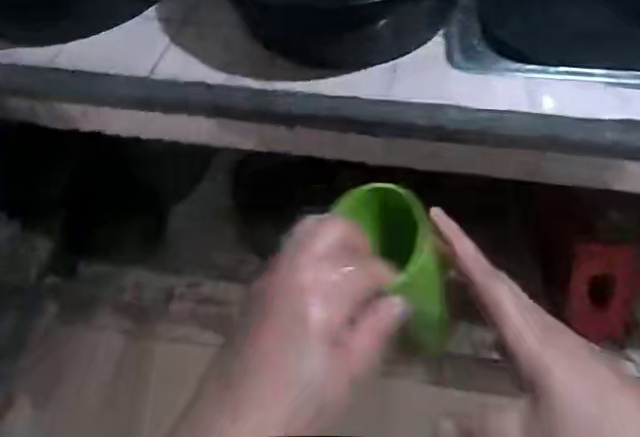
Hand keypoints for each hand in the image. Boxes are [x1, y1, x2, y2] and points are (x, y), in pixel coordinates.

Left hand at [170, 214, 409, 436]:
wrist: (238, 412)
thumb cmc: (300, 402)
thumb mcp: (348, 375)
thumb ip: (375, 331)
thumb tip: (400, 301)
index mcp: (321, 292)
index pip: (366, 266)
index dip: (389, 276)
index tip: (400, 289)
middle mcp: (296, 267)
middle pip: (332, 227)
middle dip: (360, 240)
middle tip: (374, 269)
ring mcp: (274, 268)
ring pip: (308, 227)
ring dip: (334, 237)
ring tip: (351, 266)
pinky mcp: (260, 277)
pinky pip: (292, 244)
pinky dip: (313, 246)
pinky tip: (324, 277)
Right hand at [431, 207, 639, 436]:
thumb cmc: (594, 431)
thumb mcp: (530, 435)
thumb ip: (483, 426)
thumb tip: (437, 419)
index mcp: (530, 334)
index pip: (486, 278)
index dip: (458, 244)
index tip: (435, 212)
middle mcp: (548, 330)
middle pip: (502, 285)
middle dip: (468, 261)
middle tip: (435, 242)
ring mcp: (570, 347)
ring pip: (519, 306)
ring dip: (488, 289)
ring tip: (460, 281)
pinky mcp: (586, 368)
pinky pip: (533, 328)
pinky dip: (507, 317)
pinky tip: (504, 336)